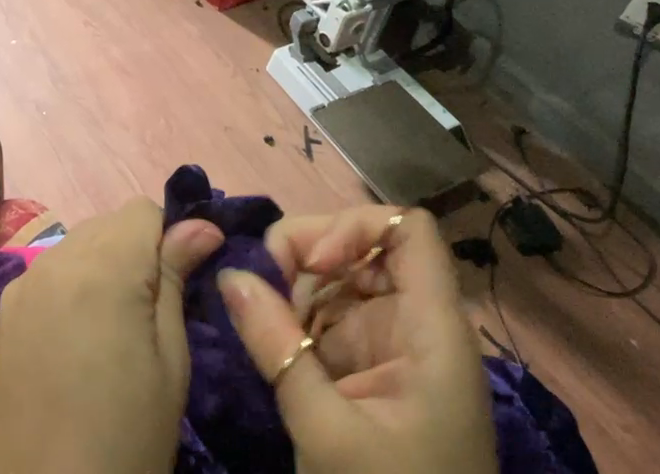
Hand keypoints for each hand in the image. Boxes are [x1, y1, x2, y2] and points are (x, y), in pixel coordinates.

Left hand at [0, 201, 224, 473]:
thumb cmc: (125, 437)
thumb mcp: (170, 363)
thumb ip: (176, 280)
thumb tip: (202, 224)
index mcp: (102, 267)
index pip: (144, 210)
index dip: (171, 236)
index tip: (186, 279)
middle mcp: (54, 260)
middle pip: (108, 224)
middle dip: (138, 250)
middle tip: (157, 311)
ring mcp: (21, 284)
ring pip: (77, 245)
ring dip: (104, 267)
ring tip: (117, 330)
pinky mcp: (2, 314)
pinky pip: (49, 274)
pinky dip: (72, 288)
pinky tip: (79, 342)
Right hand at [216, 206, 496, 473]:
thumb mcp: (327, 432)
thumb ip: (278, 349)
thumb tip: (228, 275)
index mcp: (431, 328)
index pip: (410, 230)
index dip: (355, 227)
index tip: (309, 265)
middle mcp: (414, 324)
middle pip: (365, 246)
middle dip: (308, 253)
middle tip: (261, 286)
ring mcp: (390, 348)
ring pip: (341, 282)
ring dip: (294, 288)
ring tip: (260, 321)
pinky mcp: (367, 373)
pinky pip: (328, 321)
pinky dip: (293, 321)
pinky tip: (268, 341)